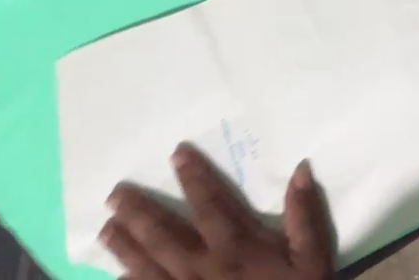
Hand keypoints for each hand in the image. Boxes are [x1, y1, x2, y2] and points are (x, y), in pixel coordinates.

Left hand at [100, 144, 331, 279]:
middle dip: (140, 211)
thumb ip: (304, 212)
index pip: (209, 203)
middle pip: (164, 235)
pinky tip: (116, 279)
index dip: (194, 177)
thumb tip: (301, 167)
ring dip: (124, 247)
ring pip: (146, 268)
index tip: (177, 153)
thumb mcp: (312, 254)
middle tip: (116, 192)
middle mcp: (201, 268)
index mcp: (234, 247)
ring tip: (105, 228)